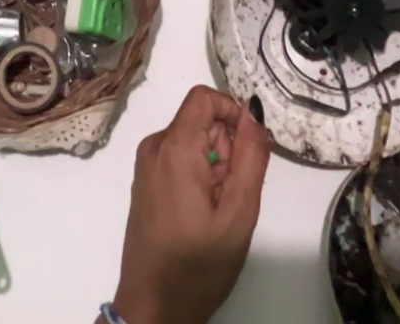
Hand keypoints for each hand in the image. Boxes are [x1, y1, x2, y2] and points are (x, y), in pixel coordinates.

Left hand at [109, 85, 269, 323]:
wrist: (152, 307)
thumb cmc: (197, 264)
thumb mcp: (238, 212)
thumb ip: (251, 156)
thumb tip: (254, 112)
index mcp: (173, 147)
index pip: (204, 97)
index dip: (232, 112)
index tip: (248, 150)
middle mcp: (154, 146)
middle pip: (200, 120)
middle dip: (226, 146)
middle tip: (233, 192)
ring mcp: (146, 163)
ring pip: (192, 140)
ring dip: (215, 163)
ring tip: (218, 207)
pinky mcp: (145, 180)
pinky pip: (178, 157)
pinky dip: (198, 173)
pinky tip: (202, 212)